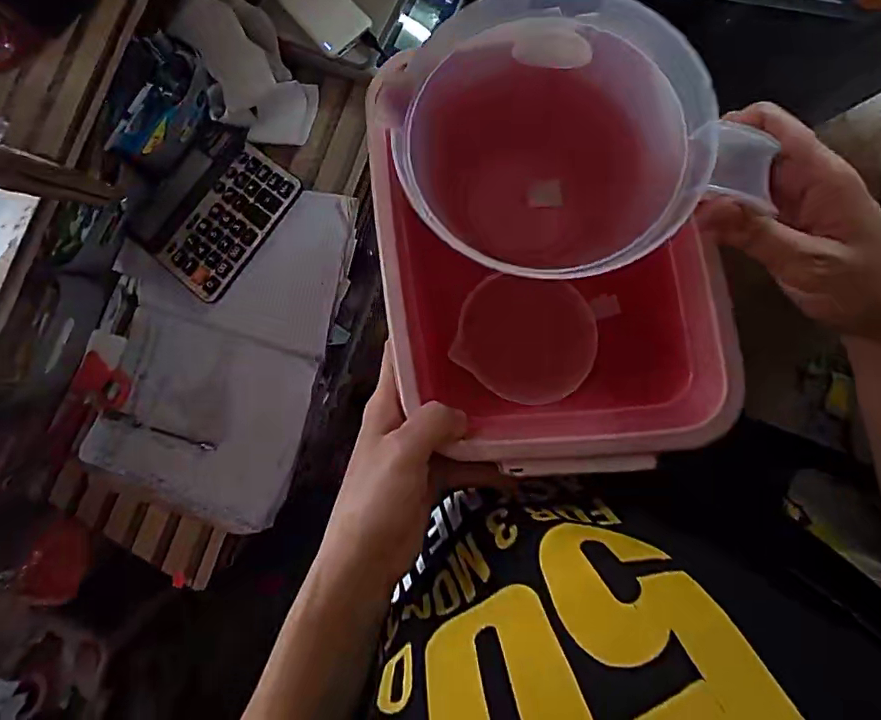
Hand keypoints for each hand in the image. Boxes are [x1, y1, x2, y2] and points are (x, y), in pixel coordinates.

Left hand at [317, 351, 501, 596]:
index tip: (453, 314)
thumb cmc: (375, 500)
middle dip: (462, 377)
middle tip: (502, 360)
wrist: (363, 565)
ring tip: (517, 409)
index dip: (419, 332)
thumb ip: (433, 423)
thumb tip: (464, 415)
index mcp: (386, 405)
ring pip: (451, 425)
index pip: (398, 355)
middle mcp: (401, 421)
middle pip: (433, 388)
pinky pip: (461, 462)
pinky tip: (512, 466)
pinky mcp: (430, 478)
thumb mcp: (402, 453)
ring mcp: (417, 451)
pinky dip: (482, 463)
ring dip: (478, 423)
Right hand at [697, 102, 880, 344]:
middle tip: (678, 182)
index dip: (732, 125)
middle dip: (715, 158)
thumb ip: (755, 233)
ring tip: (683, 201)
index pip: (771, 122)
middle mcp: (807, 177)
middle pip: (752, 144)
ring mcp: (797, 198)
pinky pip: (750, 199)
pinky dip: (726, 205)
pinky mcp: (788, 219)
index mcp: (821, 174)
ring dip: (718, 184)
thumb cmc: (864, 291)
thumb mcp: (808, 265)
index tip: (695, 151)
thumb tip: (703, 206)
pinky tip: (704, 221)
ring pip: (748, 172)